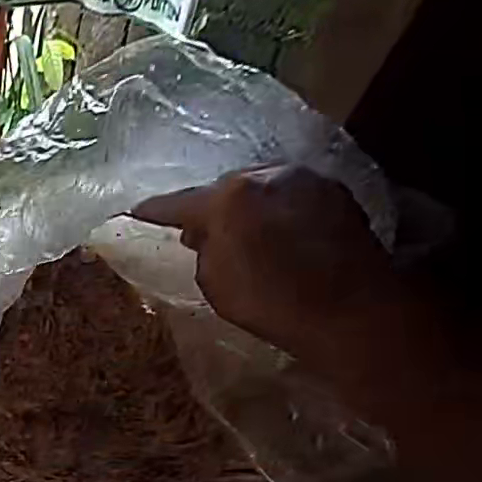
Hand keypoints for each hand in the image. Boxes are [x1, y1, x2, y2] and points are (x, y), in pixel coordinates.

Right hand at [131, 166, 402, 357]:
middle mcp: (268, 175)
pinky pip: (288, 196)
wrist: (347, 306)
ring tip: (236, 230)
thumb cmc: (267, 299)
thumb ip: (203, 247)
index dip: (152, 210)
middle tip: (194, 230)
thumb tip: (202, 231)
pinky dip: (272, 210)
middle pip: (224, 187)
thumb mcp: (213, 279)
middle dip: (208, 206)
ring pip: (260, 186)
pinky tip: (271, 232)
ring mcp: (307, 179)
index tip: (134, 213)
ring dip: (244, 206)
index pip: (177, 202)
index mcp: (229, 198)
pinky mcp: (335, 192)